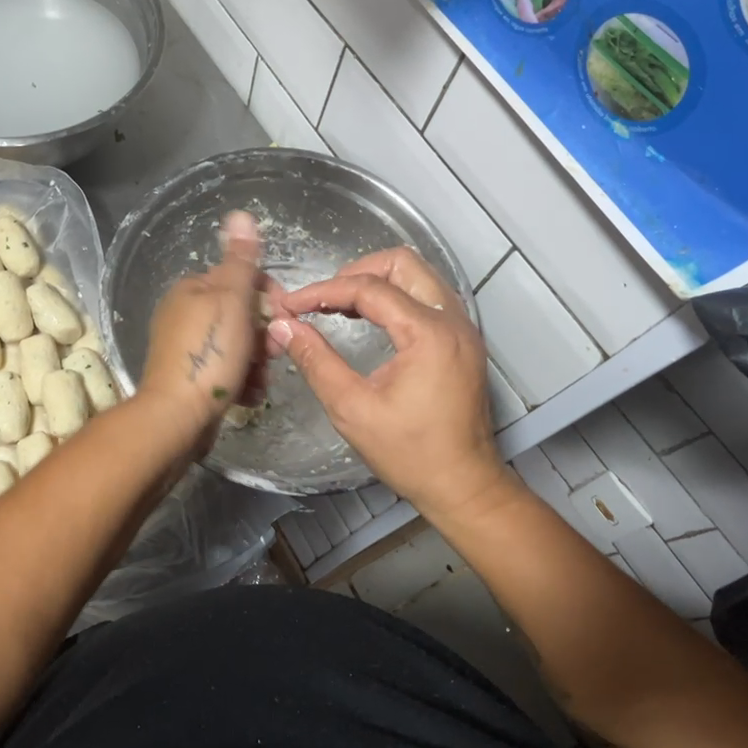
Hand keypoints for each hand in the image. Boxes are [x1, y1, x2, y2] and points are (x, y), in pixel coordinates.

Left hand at [139, 212, 269, 438]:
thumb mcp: (230, 300)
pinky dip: (241, 382)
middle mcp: (184, 314)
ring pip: (237, 347)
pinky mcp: (190, 379)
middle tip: (274, 353)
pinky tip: (248, 395)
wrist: (176, 417)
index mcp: (191, 290)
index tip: (286, 318)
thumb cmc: (208, 354)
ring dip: (256, 363)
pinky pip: (225, 372)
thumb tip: (241, 214)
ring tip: (259, 380)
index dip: (270, 298)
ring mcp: (186, 348)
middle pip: (241, 316)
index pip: (242, 280)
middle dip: (263, 335)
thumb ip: (240, 260)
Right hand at [270, 247, 512, 517]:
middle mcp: (452, 319)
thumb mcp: (352, 408)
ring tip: (338, 307)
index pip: (369, 288)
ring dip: (376, 282)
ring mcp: (462, 328)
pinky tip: (367, 320)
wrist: (463, 485)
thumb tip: (283, 326)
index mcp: (428, 333)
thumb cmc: (409, 453)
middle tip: (322, 299)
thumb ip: (316, 360)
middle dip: (355, 273)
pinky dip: (394, 297)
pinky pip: (426, 297)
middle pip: (402, 263)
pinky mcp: (462, 341)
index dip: (323, 291)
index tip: (290, 306)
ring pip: (417, 276)